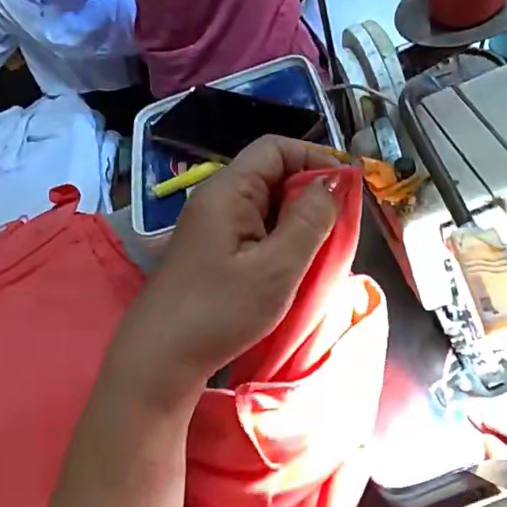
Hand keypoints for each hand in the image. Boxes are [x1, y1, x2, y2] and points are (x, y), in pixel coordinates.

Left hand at [106, 136, 343, 407]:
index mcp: (229, 190)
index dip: (315, 158)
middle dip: (311, 196)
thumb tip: (336, 181)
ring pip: (268, 207)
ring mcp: (213, 227)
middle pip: (273, 176)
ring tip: (320, 254)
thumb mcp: (277, 267)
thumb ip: (310, 220)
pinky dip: (282, 243)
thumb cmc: (220, 311)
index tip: (347, 190)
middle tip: (337, 231)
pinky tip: (294, 271)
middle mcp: (218, 200)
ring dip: (299, 224)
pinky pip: (256, 232)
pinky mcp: (214, 253)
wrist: (160, 358)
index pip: (276, 148)